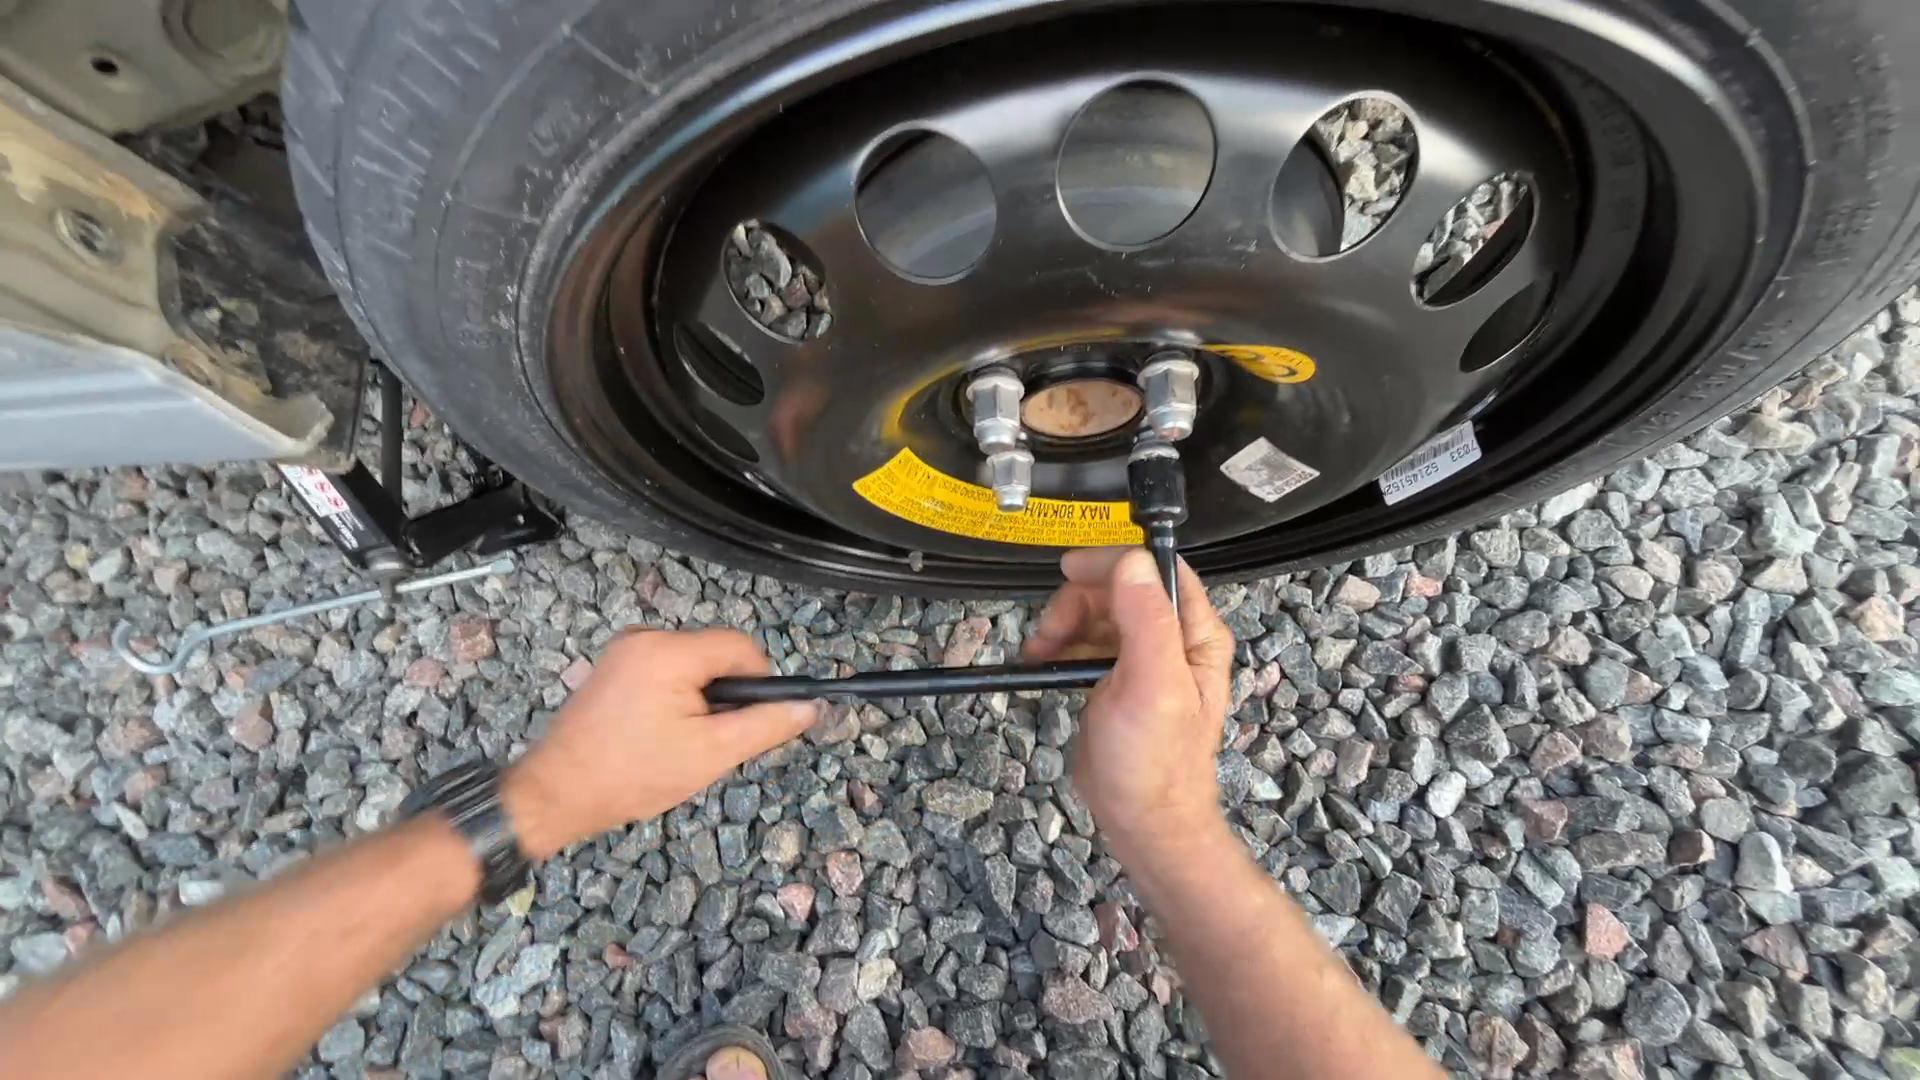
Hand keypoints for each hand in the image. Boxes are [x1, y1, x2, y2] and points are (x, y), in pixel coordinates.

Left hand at [501, 629, 818, 856]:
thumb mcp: (710, 754)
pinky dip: (676, 693)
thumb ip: (765, 725)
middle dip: (725, 693)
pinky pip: (666, 667)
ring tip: (681, 739)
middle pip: (716, 654)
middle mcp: (645, 637)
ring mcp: (624, 649)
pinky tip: (660, 730)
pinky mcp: (612, 664)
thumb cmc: (632, 775)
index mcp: (668, 651)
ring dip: (701, 696)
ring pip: (693, 662)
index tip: (750, 720)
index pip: (741, 647)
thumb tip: (809, 706)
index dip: (758, 682)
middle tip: (710, 738)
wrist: (553, 795)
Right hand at [1023, 547, 1234, 866]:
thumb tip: (1131, 561)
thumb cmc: (1154, 763)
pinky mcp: (1112, 674)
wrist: (1140, 819)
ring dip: (1062, 623)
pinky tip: (1043, 661)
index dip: (1114, 562)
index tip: (1072, 572)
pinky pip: (1082, 638)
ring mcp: (1140, 656)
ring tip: (1041, 652)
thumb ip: (1145, 620)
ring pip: (1094, 609)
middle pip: (1117, 586)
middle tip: (1050, 632)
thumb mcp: (1153, 687)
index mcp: (1193, 633)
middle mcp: (1171, 637)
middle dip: (1077, 600)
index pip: (1156, 568)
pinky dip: (1058, 643)